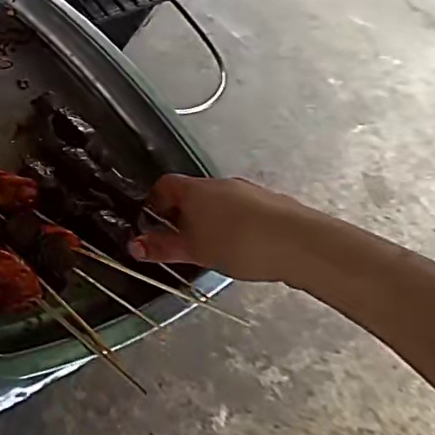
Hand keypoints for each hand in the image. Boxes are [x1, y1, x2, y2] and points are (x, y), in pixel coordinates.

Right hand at [131, 174, 353, 285]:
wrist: (299, 243)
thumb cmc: (239, 243)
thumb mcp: (194, 250)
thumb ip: (163, 248)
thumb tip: (134, 246)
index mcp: (195, 189)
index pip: (164, 185)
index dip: (155, 202)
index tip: (153, 222)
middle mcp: (219, 184)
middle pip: (192, 193)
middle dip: (184, 215)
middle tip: (182, 242)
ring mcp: (248, 191)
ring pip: (219, 202)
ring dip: (211, 220)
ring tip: (213, 249)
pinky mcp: (271, 204)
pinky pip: (243, 211)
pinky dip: (236, 225)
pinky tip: (244, 249)